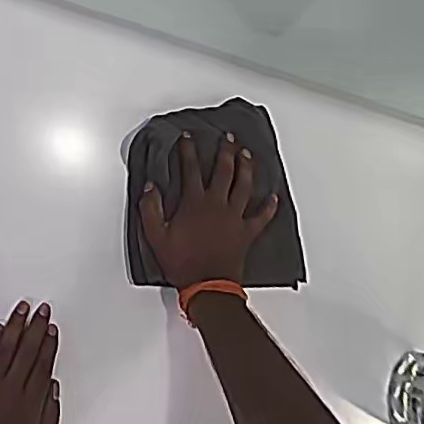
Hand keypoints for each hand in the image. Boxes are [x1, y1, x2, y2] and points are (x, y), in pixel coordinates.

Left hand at [0, 301, 60, 423]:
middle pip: (28, 350)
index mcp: (30, 405)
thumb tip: (52, 390)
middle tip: (43, 310)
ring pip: (7, 347)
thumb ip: (50, 418)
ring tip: (23, 308)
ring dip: (16, 325)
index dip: (49, 344)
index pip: (43, 365)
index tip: (53, 328)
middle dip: (37, 327)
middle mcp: (11, 390)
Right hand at [139, 132, 278, 287]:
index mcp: (194, 203)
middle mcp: (217, 205)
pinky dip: (269, 206)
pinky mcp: (246, 233)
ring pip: (244, 187)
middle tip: (229, 138)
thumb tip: (150, 187)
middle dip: (225, 152)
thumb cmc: (181, 261)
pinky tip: (273, 197)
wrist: (207, 286)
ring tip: (247, 154)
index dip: (188, 151)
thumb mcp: (155, 234)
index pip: (190, 169)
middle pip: (224, 172)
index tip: (188, 137)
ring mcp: (234, 218)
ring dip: (246, 168)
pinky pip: (261, 217)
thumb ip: (150, 208)